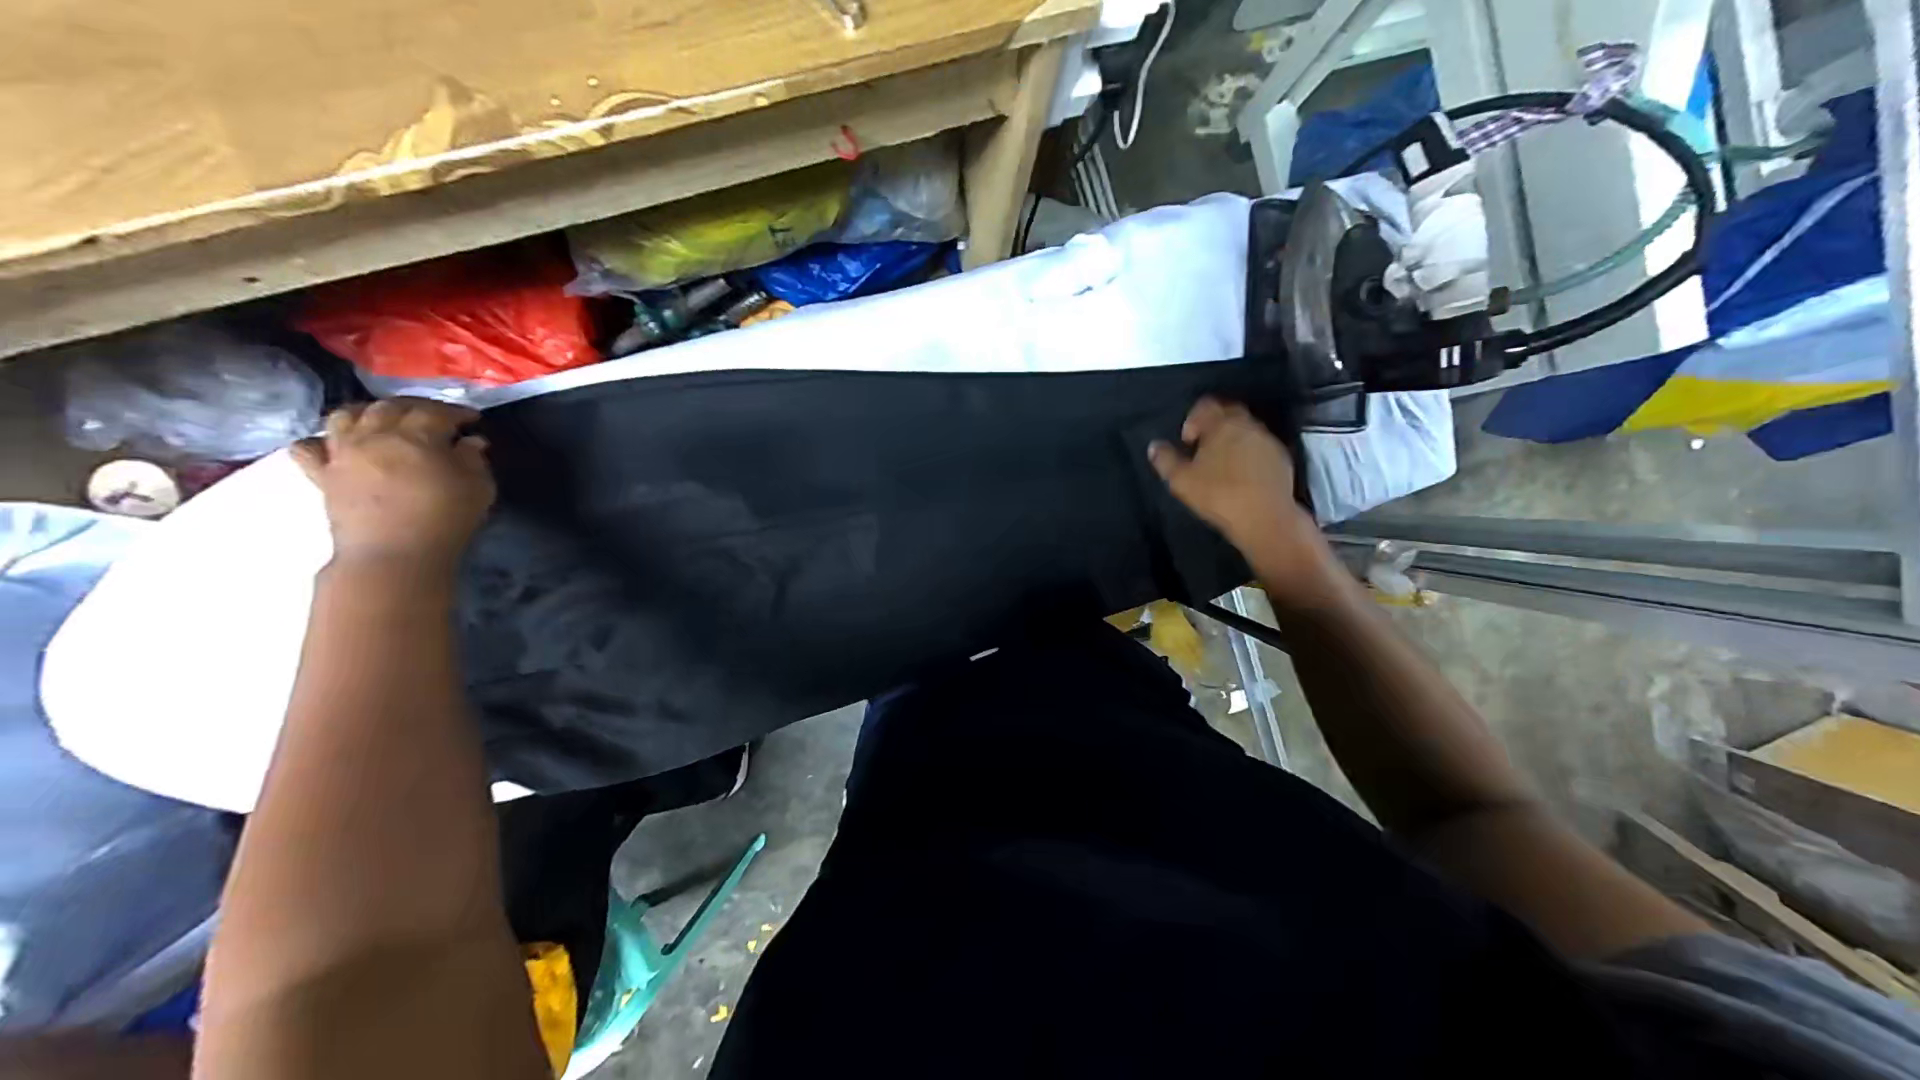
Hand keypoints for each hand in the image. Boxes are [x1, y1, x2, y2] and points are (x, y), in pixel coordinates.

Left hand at [292, 399, 495, 572]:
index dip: (456, 412)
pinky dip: (320, 440)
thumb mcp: (478, 488)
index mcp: (416, 435)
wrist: (393, 555)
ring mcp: (342, 453)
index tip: (472, 419)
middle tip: (434, 416)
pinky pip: (308, 448)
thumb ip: (474, 460)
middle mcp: (374, 435)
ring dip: (366, 412)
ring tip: (382, 421)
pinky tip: (335, 445)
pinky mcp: (322, 475)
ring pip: (345, 416)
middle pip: (390, 406)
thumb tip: (471, 442)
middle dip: (416, 407)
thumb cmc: (445, 519)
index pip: (437, 412)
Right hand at [1148, 397, 1342, 607]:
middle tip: (1202, 450)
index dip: (1193, 419)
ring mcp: (1268, 441)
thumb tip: (1154, 446)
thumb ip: (1165, 460)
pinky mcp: (1282, 458)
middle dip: (1214, 427)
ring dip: (1232, 440)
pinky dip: (1248, 454)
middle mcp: (1247, 425)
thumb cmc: (1218, 494)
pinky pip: (1260, 447)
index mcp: (1221, 424)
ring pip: (1246, 430)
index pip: (1206, 405)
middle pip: (1228, 413)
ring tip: (1221, 464)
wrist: (1265, 517)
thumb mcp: (1181, 480)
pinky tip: (1241, 475)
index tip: (1187, 441)